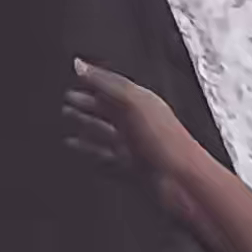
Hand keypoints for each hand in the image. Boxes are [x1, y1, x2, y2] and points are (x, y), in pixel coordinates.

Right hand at [63, 58, 211, 230]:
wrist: (186, 186)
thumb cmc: (167, 141)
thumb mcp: (132, 102)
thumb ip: (105, 83)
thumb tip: (79, 64)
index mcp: (141, 101)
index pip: (112, 84)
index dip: (93, 78)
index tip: (74, 71)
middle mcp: (138, 121)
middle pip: (107, 108)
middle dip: (87, 101)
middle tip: (67, 96)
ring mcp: (134, 146)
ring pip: (103, 131)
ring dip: (85, 123)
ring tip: (66, 116)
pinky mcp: (130, 169)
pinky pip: (102, 156)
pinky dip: (87, 150)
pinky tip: (74, 147)